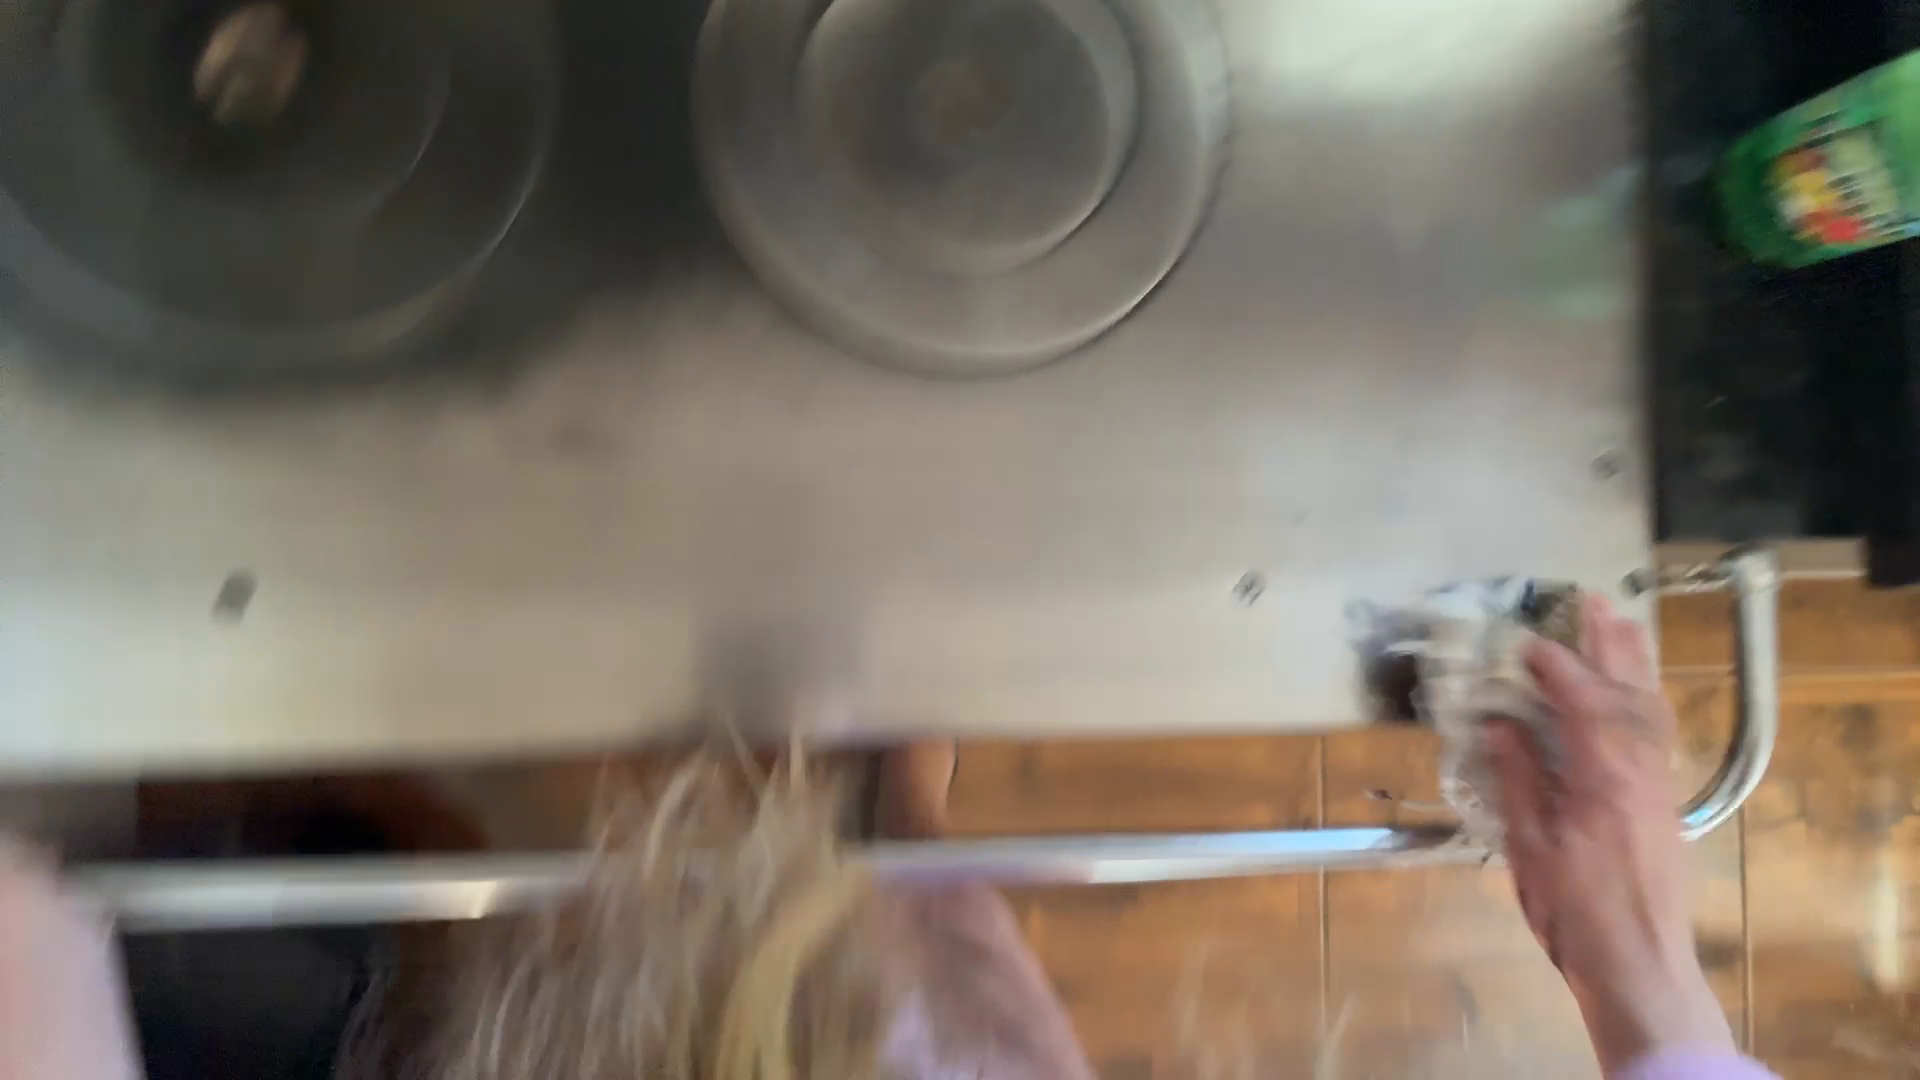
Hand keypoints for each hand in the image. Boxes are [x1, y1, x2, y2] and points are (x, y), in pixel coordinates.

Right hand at [1487, 597, 1734, 1073]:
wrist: (1637, 965)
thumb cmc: (1570, 906)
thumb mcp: (1527, 842)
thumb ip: (1517, 777)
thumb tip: (1499, 723)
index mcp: (1604, 784)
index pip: (1584, 707)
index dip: (1557, 667)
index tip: (1524, 638)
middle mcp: (1642, 777)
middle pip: (1632, 697)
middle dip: (1613, 646)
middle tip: (1593, 600)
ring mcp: (1658, 789)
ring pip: (1653, 713)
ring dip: (1634, 664)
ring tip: (1619, 624)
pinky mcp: (1661, 803)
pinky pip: (1657, 736)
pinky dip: (1644, 699)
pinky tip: (1632, 688)